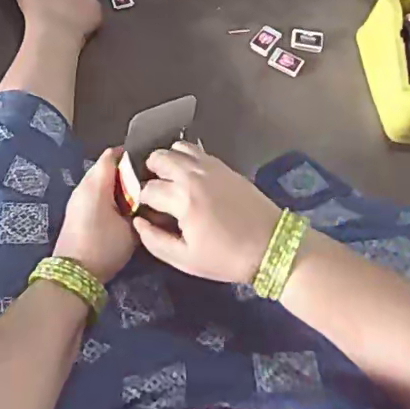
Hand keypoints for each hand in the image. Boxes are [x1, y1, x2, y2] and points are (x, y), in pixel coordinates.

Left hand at [52, 148, 137, 281]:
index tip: (148, 162)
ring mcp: (76, 199)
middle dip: (124, 169)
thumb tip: (152, 201)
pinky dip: (107, 193)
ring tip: (137, 193)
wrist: (73, 273)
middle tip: (146, 179)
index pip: (111, 155)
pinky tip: (121, 206)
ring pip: (98, 180)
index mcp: (96, 184)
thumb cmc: (104, 247)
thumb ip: (142, 210)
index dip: (129, 154)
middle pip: (104, 166)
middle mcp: (83, 186)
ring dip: (115, 183)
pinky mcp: (75, 211)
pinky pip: (93, 193)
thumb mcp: (131, 230)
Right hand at [132, 142, 282, 285]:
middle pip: (158, 159)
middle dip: (149, 174)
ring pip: (176, 148)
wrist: (271, 246)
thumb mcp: (185, 260)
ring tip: (168, 180)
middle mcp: (194, 176)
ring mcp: (211, 167)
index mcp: (183, 200)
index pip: (148, 189)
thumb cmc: (226, 257)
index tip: (144, 211)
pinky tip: (187, 176)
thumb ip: (154, 241)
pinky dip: (185, 157)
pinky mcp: (224, 166)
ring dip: (166, 161)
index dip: (140, 200)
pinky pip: (196, 150)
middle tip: (154, 193)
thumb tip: (138, 221)